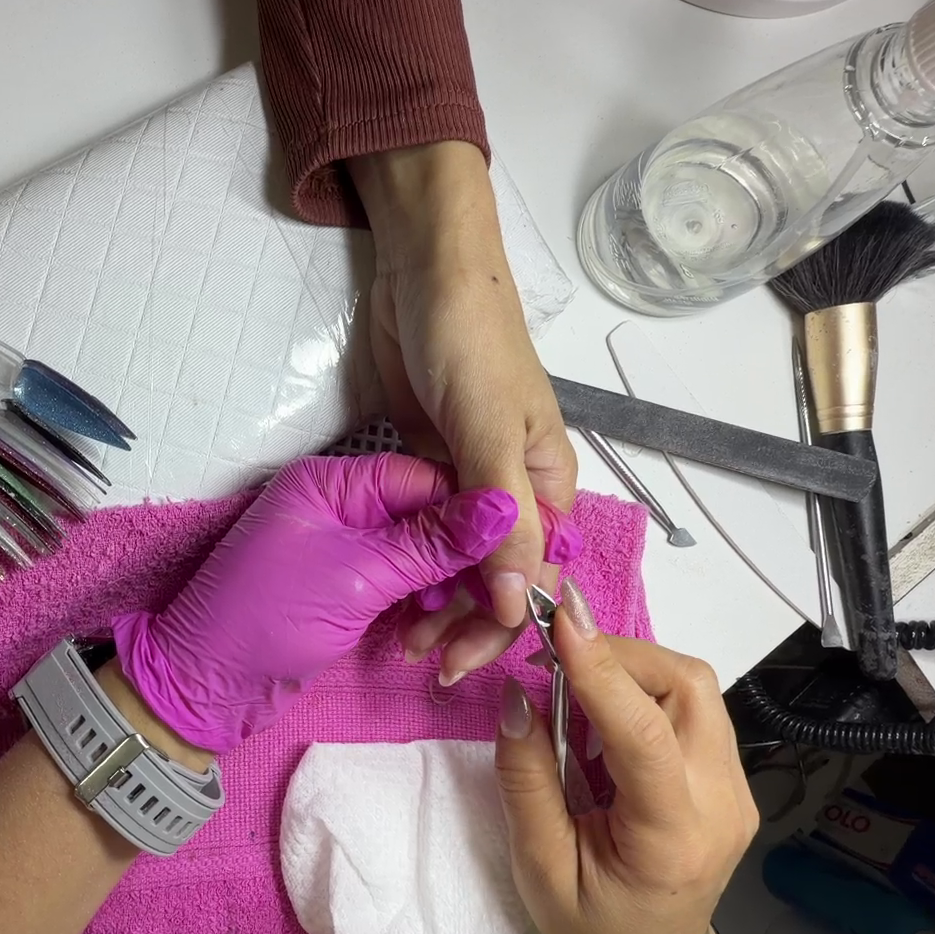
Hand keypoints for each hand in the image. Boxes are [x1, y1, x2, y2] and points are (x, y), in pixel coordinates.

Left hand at [114, 453, 550, 754]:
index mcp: (335, 482)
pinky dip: (422, 610)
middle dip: (462, 564)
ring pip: (421, 557)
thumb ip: (431, 544)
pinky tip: (431, 638)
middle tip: (486, 608)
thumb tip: (503, 510)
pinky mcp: (348, 584)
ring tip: (446, 636)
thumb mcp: (356, 577)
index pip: (428, 480)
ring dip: (444, 594)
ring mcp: (346, 546)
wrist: (209, 683)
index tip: (514, 555)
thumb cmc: (267, 619)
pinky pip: (402, 585)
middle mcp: (343, 505)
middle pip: (430, 519)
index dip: (475, 516)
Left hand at [350, 141, 577, 685]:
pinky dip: (410, 559)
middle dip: (463, 619)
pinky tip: (390, 590)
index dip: (500, 621)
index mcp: (544, 484)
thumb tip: (516, 606)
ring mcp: (462, 478)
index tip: (463, 661)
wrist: (423, 273)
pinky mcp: (423, 464)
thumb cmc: (470, 343)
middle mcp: (509, 489)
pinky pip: (421, 527)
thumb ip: (502, 520)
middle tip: (421, 657)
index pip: (531, 574)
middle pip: (492, 573)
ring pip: (454, 556)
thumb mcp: (489, 433)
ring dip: (433, 597)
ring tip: (401, 637)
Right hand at [494, 580, 764, 933]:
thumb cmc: (592, 927)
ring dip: (628, 665)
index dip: (602, 671)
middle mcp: (722, 802)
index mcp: (673, 838)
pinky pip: (687, 703)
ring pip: (693, 686)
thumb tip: (515, 697)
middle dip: (619, 654)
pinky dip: (637, 685)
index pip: (646, 735)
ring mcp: (733, 786)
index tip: (560, 621)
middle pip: (688, 688)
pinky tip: (596, 708)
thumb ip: (525, 779)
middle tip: (554, 655)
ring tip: (569, 679)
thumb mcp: (538, 864)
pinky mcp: (725, 774)